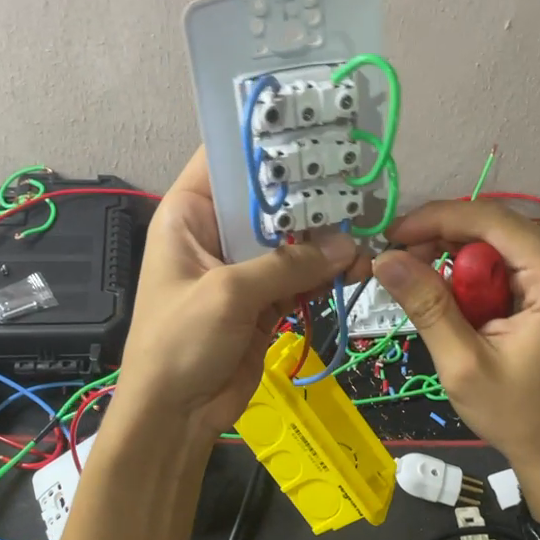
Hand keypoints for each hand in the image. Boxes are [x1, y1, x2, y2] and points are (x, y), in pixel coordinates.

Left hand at [114, 148, 364, 440]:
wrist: (175, 415)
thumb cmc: (181, 343)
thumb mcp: (228, 294)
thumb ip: (288, 265)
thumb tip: (347, 245)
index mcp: (189, 215)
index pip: (227, 157)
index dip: (267, 139)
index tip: (315, 124)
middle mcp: (215, 234)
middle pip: (270, 201)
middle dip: (311, 198)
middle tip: (357, 186)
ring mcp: (241, 271)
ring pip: (292, 242)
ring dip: (326, 242)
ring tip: (363, 236)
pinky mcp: (263, 303)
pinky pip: (299, 278)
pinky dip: (324, 275)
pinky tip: (352, 269)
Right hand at [374, 200, 539, 519]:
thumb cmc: (514, 413)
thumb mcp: (462, 363)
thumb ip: (427, 306)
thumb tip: (385, 259)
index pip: (488, 219)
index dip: (434, 220)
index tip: (391, 237)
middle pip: (492, 225)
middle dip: (441, 239)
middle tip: (400, 267)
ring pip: (494, 242)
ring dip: (452, 259)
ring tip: (418, 287)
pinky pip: (502, 264)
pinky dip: (470, 276)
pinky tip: (447, 300)